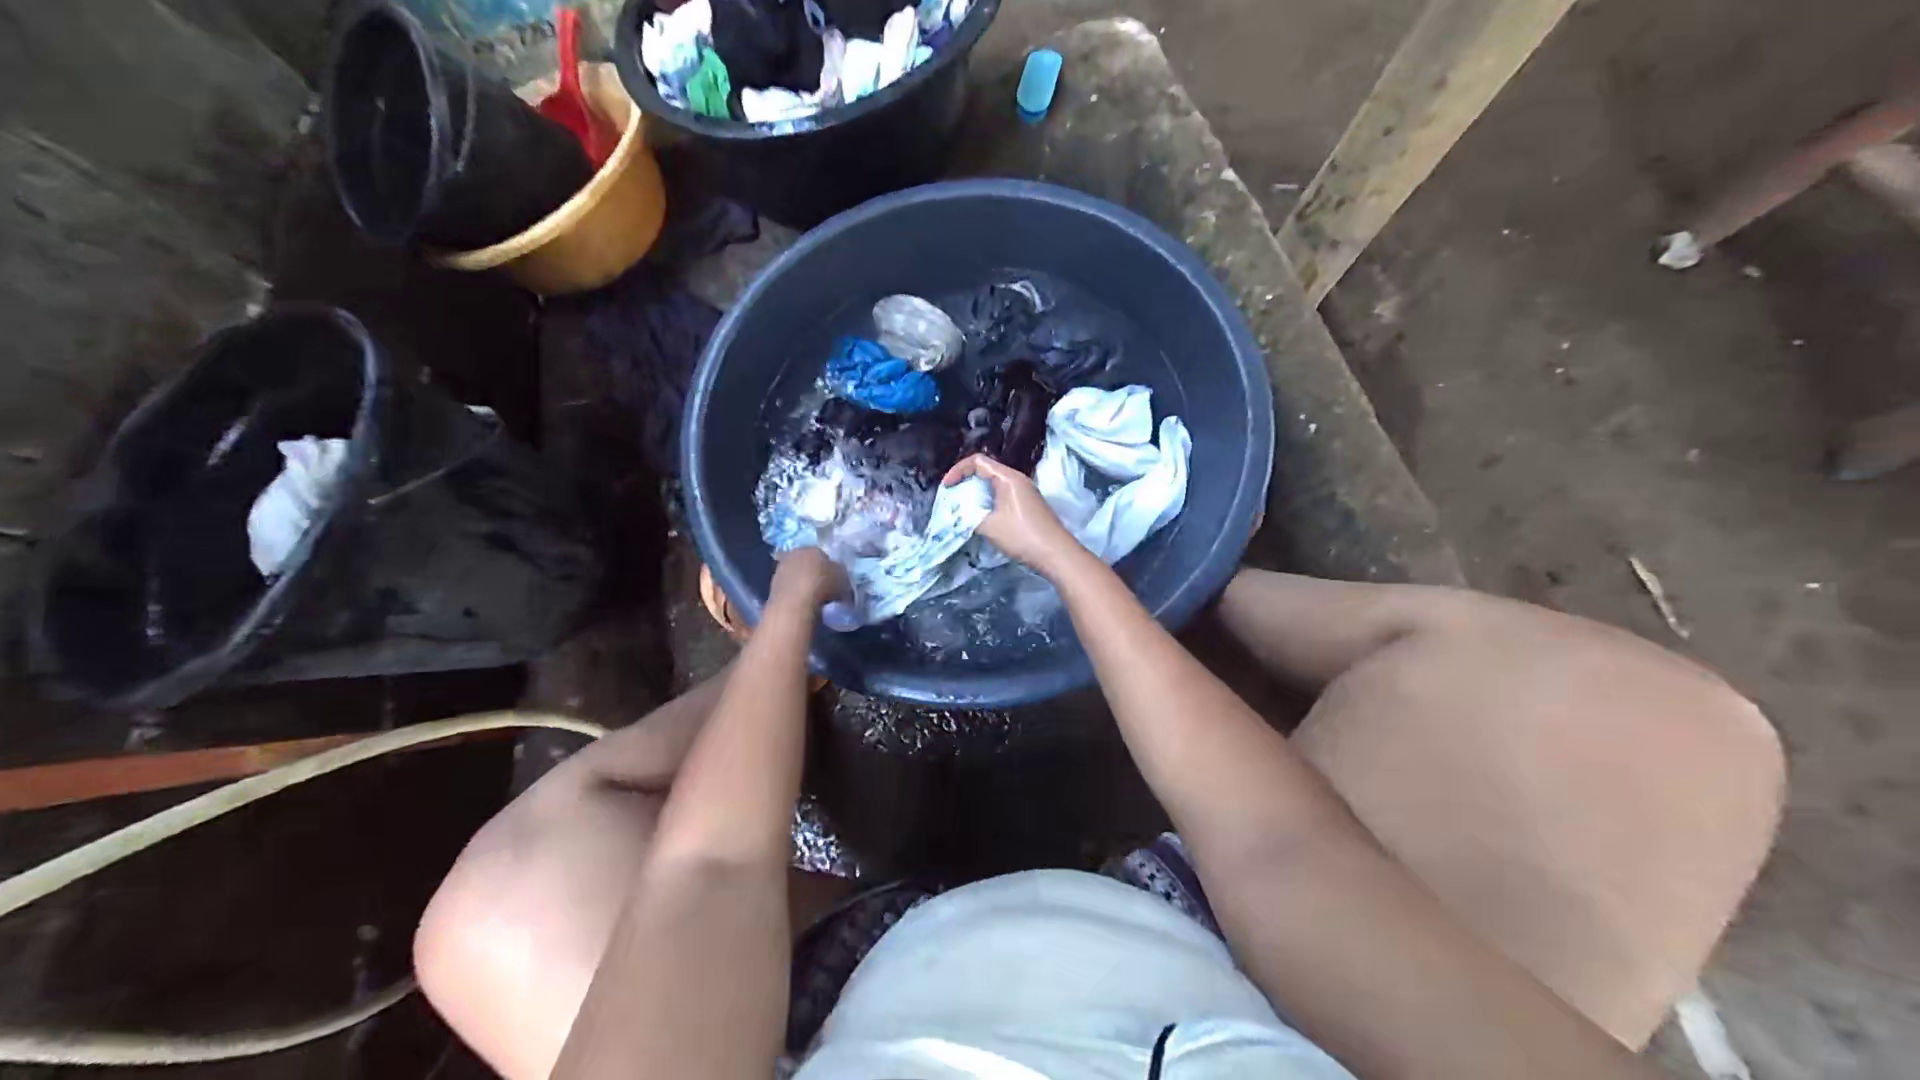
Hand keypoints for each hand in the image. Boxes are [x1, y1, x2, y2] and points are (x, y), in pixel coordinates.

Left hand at [769, 547, 848, 611]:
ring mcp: (780, 569)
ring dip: (803, 584)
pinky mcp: (772, 585)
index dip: (830, 568)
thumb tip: (839, 576)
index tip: (835, 581)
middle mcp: (794, 554)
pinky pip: (789, 587)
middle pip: (808, 563)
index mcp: (812, 548)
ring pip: (796, 575)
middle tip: (824, 589)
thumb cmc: (823, 586)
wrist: (795, 603)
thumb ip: (841, 574)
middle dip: (815, 574)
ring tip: (813, 598)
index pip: (823, 555)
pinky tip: (802, 603)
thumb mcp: (843, 578)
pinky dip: (795, 593)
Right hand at [942, 454, 1088, 580]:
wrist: (1057, 554)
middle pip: (986, 470)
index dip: (958, 470)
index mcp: (1008, 478)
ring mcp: (1025, 492)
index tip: (946, 487)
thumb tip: (960, 513)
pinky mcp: (1028, 505)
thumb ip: (969, 516)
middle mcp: (1018, 480)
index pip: (978, 461)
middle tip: (952, 496)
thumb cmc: (1022, 536)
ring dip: (977, 493)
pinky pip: (1002, 495)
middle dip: (966, 481)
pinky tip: (982, 516)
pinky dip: (988, 501)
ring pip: (994, 484)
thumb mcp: (989, 526)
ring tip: (963, 507)